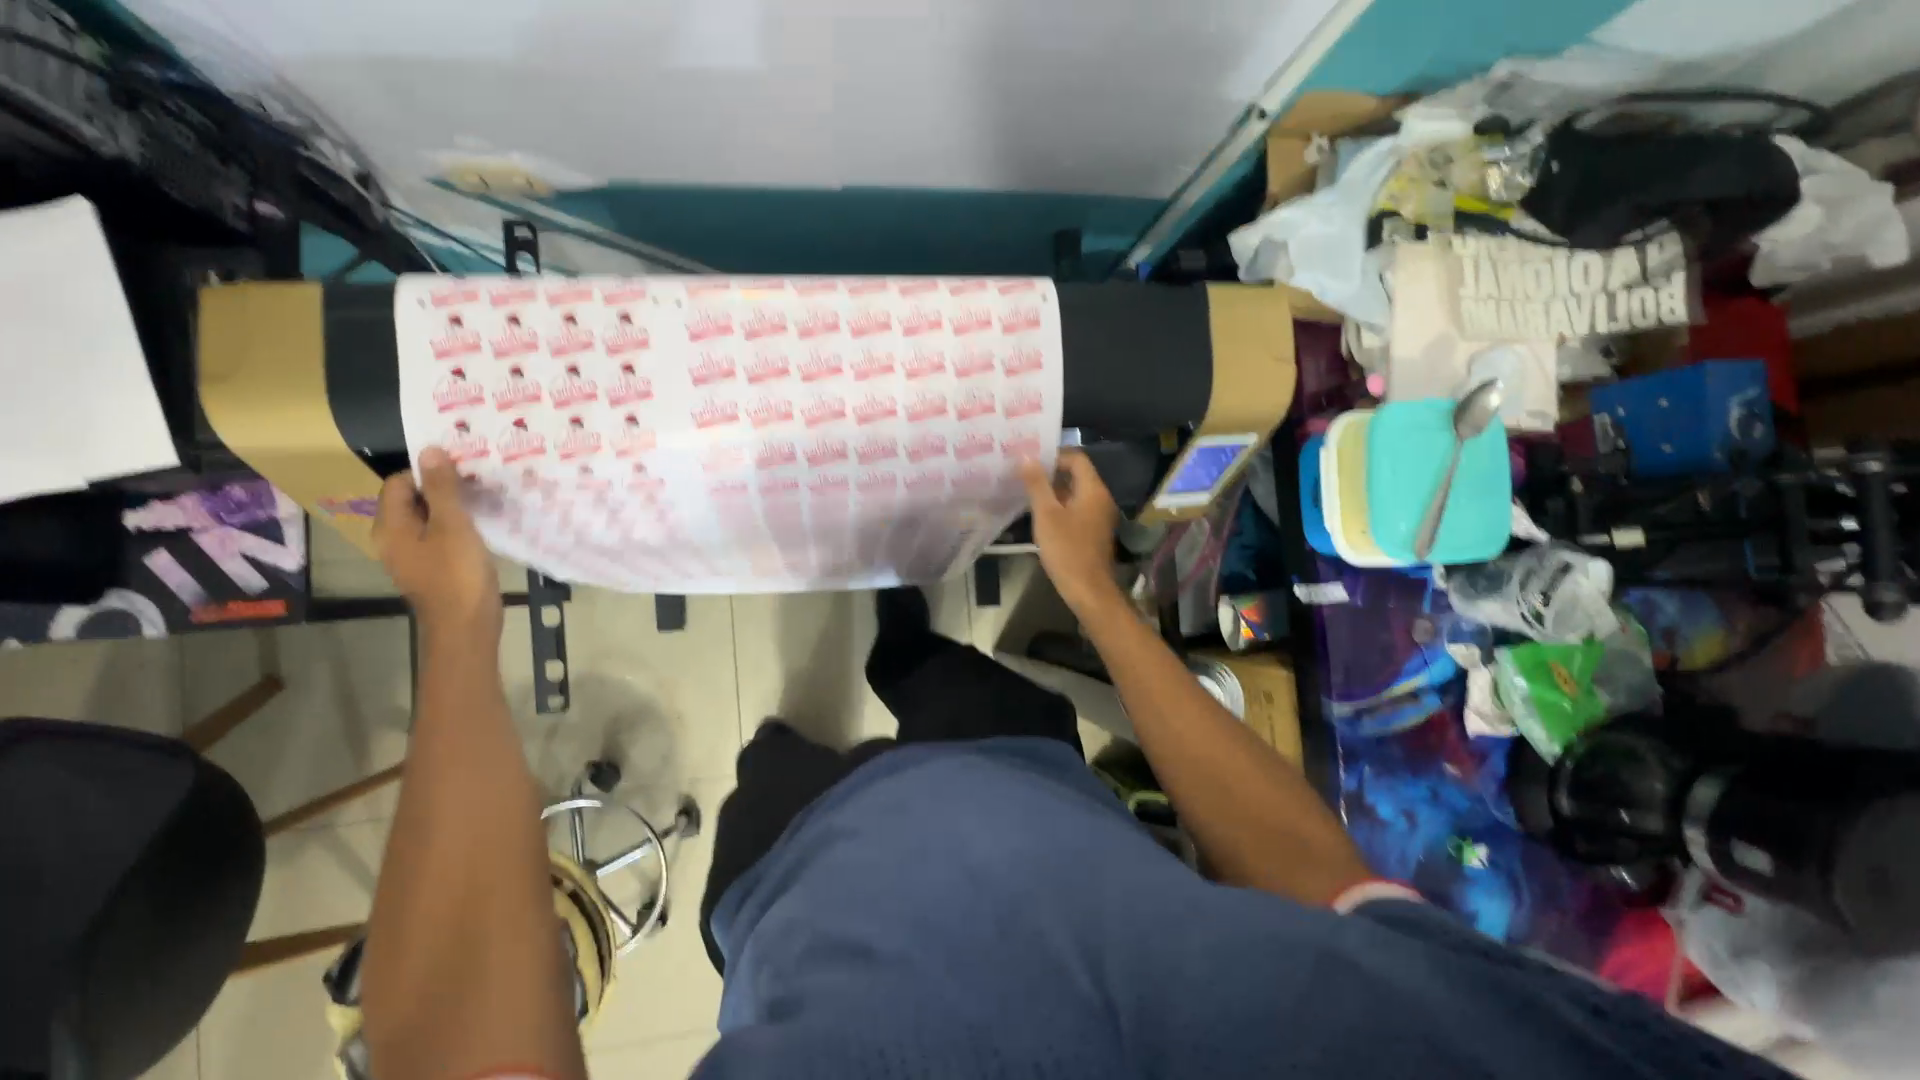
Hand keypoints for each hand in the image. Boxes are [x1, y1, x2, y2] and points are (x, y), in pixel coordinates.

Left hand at [374, 447, 502, 646]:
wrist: (465, 629)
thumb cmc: (457, 575)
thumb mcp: (453, 526)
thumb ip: (442, 488)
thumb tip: (430, 450)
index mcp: (391, 527)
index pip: (399, 483)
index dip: (428, 473)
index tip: (462, 473)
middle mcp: (394, 540)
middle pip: (412, 500)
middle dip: (443, 490)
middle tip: (476, 485)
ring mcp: (412, 557)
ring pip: (428, 520)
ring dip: (452, 510)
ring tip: (482, 504)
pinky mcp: (431, 570)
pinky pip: (439, 538)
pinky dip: (457, 529)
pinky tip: (480, 531)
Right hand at [1019, 450, 1121, 615]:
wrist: (1088, 590)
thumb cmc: (1067, 550)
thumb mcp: (1046, 515)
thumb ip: (1037, 484)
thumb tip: (1026, 457)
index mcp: (1093, 490)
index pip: (1076, 459)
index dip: (1054, 456)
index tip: (1030, 461)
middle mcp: (1100, 498)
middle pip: (1076, 475)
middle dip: (1050, 474)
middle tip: (1023, 475)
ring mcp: (1099, 516)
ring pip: (1075, 494)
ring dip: (1053, 492)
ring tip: (1026, 493)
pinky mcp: (1093, 531)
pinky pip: (1076, 509)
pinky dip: (1059, 507)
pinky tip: (1039, 515)